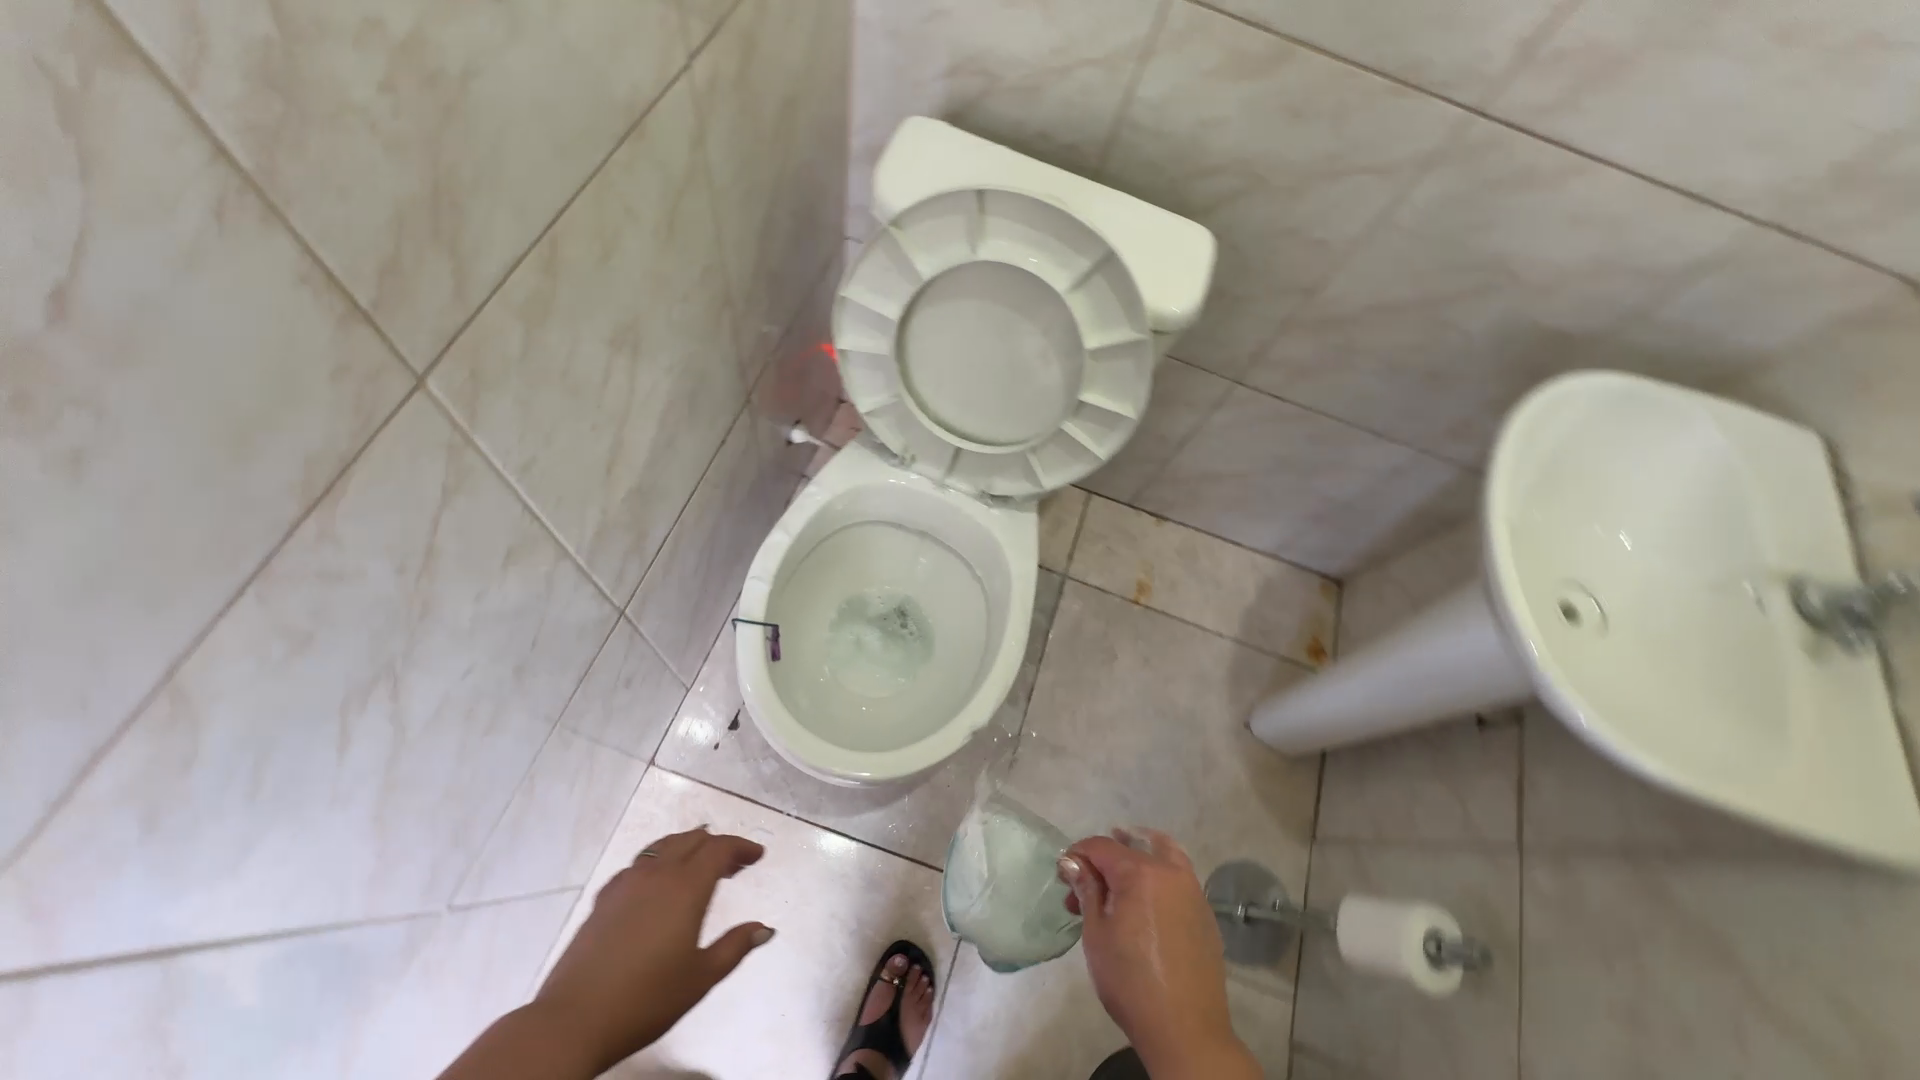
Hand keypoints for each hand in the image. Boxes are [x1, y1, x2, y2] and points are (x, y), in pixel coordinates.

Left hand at [531, 827, 774, 1072]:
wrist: (575, 1020)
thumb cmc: (647, 999)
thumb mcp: (701, 977)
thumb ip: (735, 947)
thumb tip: (764, 928)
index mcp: (685, 888)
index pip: (719, 849)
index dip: (741, 847)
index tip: (758, 856)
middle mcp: (656, 875)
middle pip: (691, 840)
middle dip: (716, 845)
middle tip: (735, 863)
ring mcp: (625, 885)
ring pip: (661, 848)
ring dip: (686, 848)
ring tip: (699, 865)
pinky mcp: (603, 900)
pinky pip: (638, 865)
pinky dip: (658, 863)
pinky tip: (657, 887)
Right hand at [1059, 829, 1259, 1079]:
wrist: (1185, 1029)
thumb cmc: (1130, 980)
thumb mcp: (1097, 934)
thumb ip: (1087, 890)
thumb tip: (1073, 862)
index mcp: (1141, 873)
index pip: (1102, 846)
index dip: (1078, 854)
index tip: (1064, 874)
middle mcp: (1172, 872)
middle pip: (1134, 847)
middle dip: (1106, 858)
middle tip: (1086, 883)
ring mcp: (1194, 892)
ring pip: (1163, 856)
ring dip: (1136, 859)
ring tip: (1115, 883)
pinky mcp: (1205, 914)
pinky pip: (1178, 881)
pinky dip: (1157, 879)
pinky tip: (1143, 907)